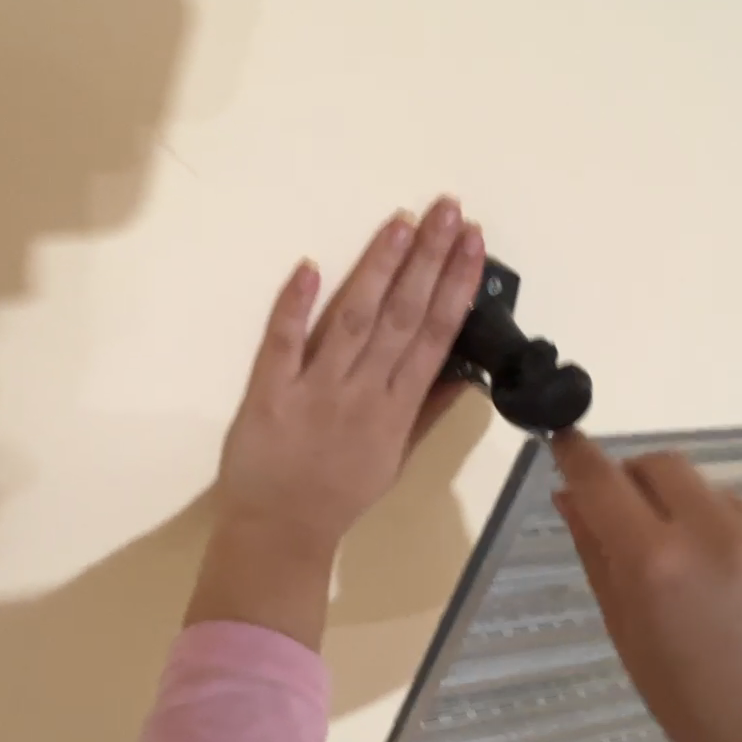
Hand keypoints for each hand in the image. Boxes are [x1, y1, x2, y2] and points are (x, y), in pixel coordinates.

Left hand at [184, 198, 485, 649]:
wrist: (279, 532)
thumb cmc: (339, 496)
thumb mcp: (395, 462)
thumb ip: (429, 414)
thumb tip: (465, 373)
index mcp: (397, 409)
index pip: (434, 336)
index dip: (456, 286)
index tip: (473, 243)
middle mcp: (362, 392)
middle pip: (400, 317)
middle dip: (428, 260)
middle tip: (448, 209)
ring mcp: (314, 390)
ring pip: (352, 321)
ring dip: (377, 269)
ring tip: (401, 223)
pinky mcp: (268, 392)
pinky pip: (282, 343)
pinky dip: (294, 306)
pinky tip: (310, 266)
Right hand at [551, 433, 741, 741]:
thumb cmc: (699, 713)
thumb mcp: (628, 636)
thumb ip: (596, 555)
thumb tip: (570, 497)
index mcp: (657, 561)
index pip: (601, 478)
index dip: (575, 453)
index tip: (563, 441)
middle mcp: (718, 534)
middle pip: (663, 464)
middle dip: (636, 478)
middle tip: (635, 521)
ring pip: (716, 496)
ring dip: (694, 517)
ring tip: (708, 582)